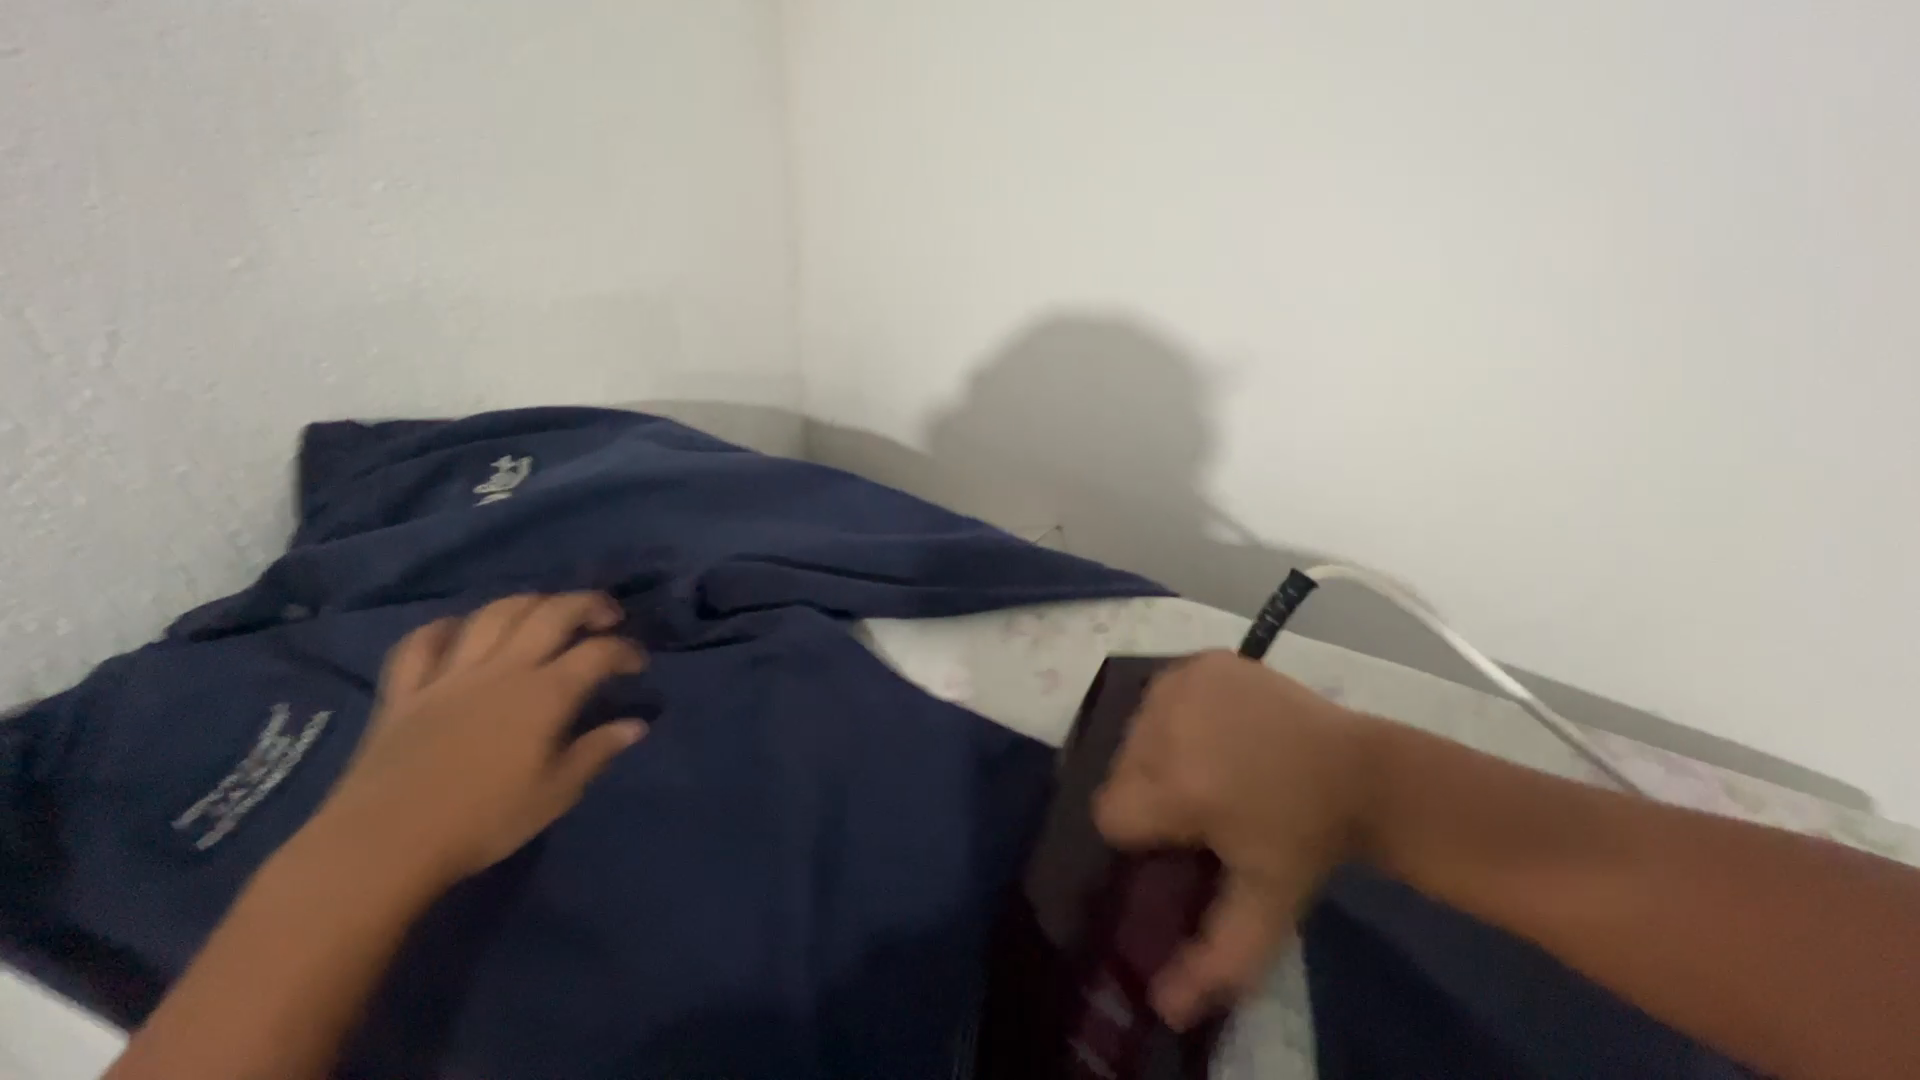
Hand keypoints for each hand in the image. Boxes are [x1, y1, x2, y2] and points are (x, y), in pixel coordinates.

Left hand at [314, 592, 649, 888]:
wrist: (386, 843)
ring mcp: (449, 674)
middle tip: (606, 616)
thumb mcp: (556, 793)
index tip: (639, 663)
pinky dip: (445, 628)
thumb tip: (637, 724)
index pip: (598, 653)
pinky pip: (422, 642)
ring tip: (545, 613)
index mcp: (545, 694)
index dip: (626, 650)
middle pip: (551, 613)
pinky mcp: (405, 690)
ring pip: (493, 614)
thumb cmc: (484, 821)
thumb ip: (597, 751)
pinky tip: (461, 631)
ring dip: (527, 603)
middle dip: (587, 604)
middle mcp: (502, 669)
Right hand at [1093, 650, 1381, 1029]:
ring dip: (1160, 752)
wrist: (1362, 769)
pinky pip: (1159, 694)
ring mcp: (1184, 684)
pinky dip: (1175, 713)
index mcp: (1177, 785)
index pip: (1111, 814)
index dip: (1146, 833)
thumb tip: (1161, 1009)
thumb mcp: (1264, 906)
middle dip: (1150, 791)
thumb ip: (1214, 961)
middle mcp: (1167, 725)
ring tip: (1211, 763)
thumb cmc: (1306, 839)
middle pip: (1120, 770)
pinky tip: (1214, 728)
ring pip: (1135, 730)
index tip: (1187, 835)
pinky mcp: (1202, 661)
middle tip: (1204, 802)